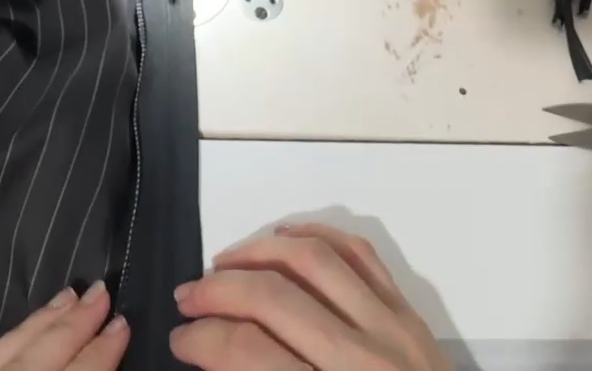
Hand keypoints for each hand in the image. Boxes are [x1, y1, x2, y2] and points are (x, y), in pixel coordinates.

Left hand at [0, 281, 128, 370]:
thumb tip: (105, 360)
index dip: (104, 348)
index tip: (122, 322)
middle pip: (50, 348)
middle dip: (78, 320)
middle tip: (102, 289)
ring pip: (16, 343)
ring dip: (47, 318)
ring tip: (70, 293)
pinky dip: (15, 333)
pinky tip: (27, 323)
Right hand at [171, 223, 449, 370]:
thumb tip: (215, 355)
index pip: (250, 354)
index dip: (204, 340)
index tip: (179, 338)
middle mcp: (362, 360)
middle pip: (274, 299)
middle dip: (218, 292)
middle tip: (187, 297)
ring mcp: (393, 328)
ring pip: (313, 259)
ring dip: (258, 251)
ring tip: (224, 261)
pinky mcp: (412, 313)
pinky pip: (359, 252)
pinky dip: (317, 233)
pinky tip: (284, 234)